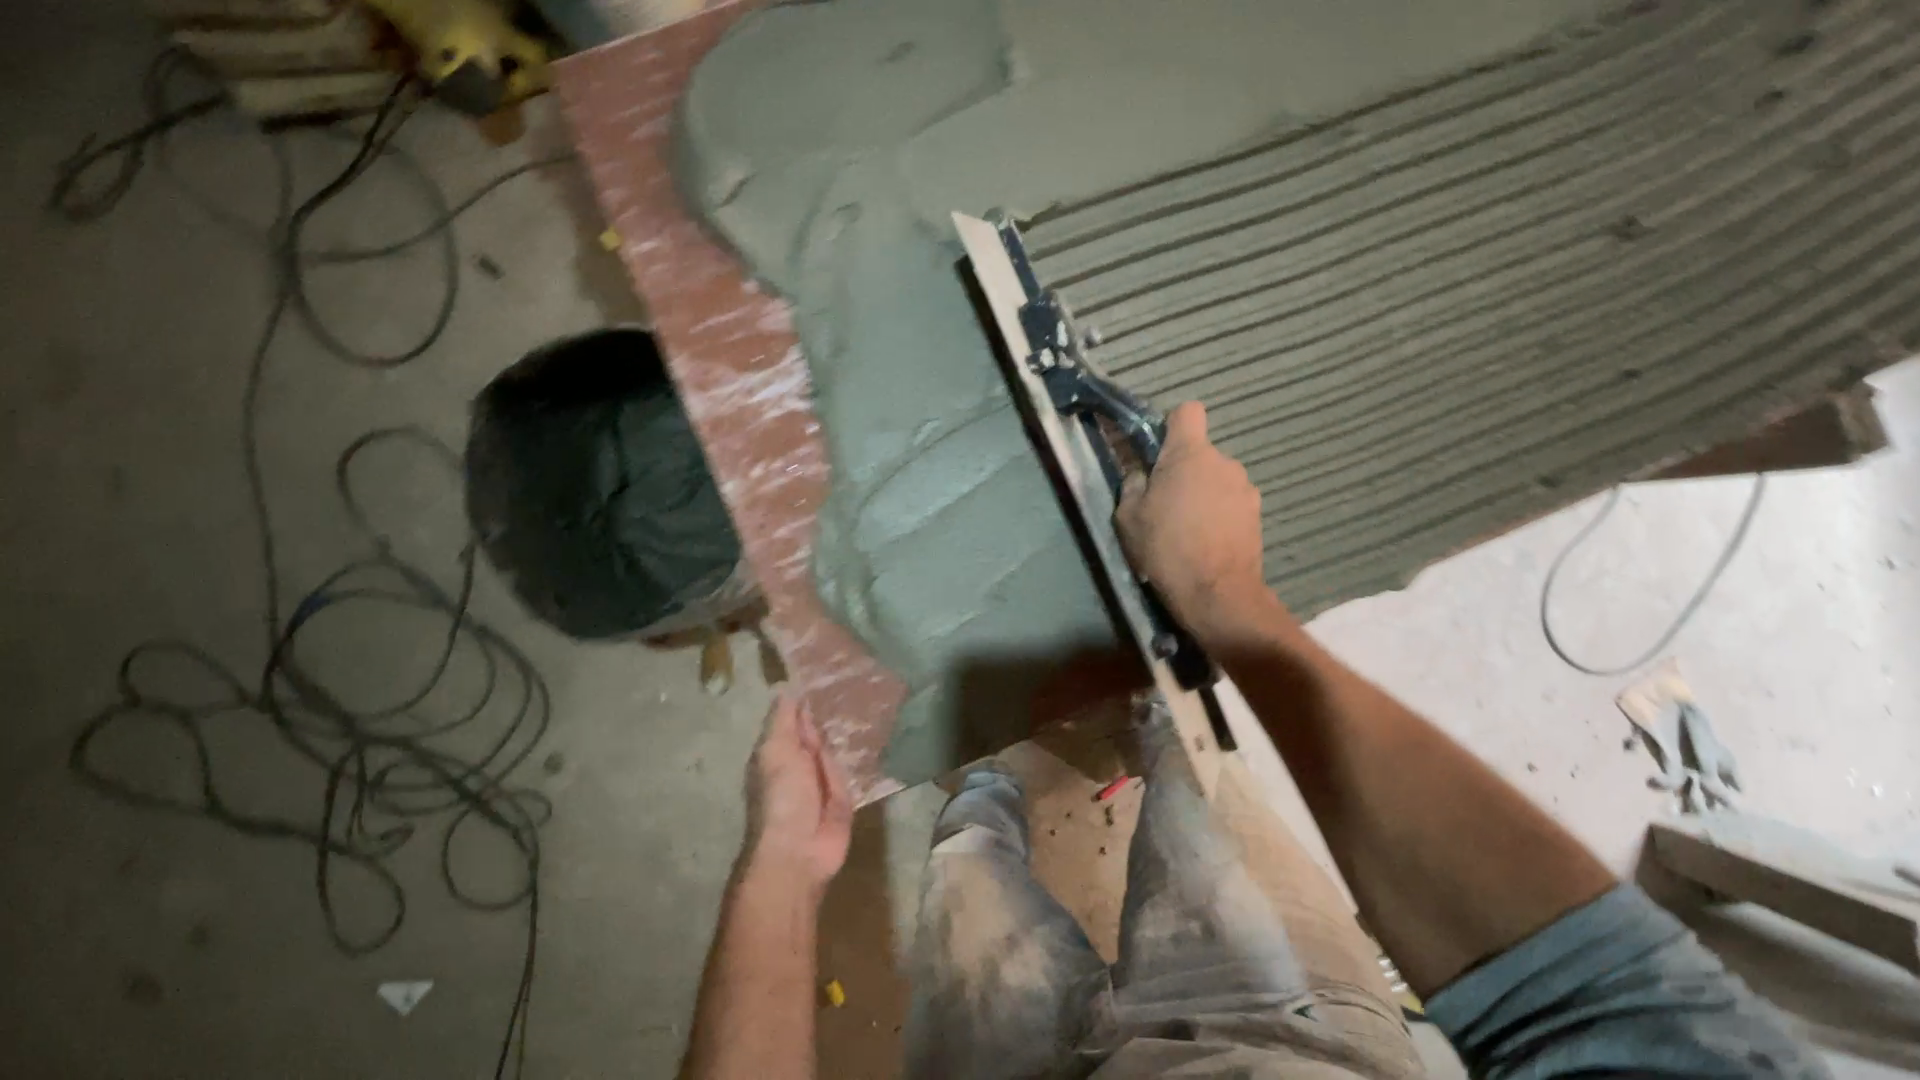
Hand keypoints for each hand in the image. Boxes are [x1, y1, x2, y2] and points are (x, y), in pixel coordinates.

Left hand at [740, 689, 852, 896]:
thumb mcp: (776, 750)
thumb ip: (783, 720)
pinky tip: (880, 731)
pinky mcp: (845, 796)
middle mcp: (798, 763)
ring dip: (847, 730)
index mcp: (775, 752)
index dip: (804, 698)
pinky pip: (852, 769)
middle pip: (815, 731)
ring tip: (871, 697)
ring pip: (835, 747)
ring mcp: (822, 780)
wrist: (800, 851)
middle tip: (855, 678)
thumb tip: (787, 688)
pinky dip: (861, 755)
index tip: (825, 670)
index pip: (791, 719)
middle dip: (829, 711)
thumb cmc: (781, 797)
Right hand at [1116, 402, 1275, 630]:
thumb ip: (1133, 485)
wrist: (1216, 593)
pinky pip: (1231, 504)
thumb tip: (1142, 475)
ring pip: (1217, 480)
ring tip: (1188, 530)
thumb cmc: (1166, 548)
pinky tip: (1207, 543)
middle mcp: (1224, 462)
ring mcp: (1246, 488)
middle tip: (1165, 505)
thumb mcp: (1128, 517)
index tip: (1158, 453)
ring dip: (1204, 495)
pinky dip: (1220, 516)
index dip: (1171, 426)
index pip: (1187, 411)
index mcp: (1190, 453)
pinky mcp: (1257, 514)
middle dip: (1184, 471)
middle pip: (1200, 453)